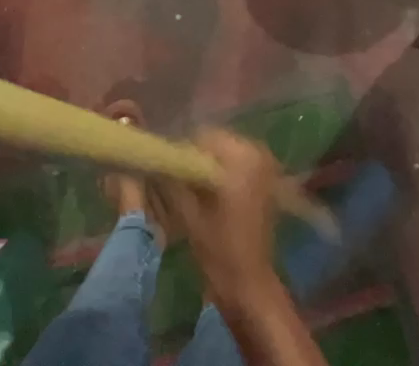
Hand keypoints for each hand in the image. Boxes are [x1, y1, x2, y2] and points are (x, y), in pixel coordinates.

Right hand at [160, 130, 284, 309]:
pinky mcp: (267, 178)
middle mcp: (258, 153)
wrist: (249, 283)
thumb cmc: (217, 250)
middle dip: (194, 157)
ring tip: (193, 190)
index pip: (201, 136)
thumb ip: (169, 179)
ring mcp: (266, 164)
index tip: (166, 171)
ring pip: (224, 151)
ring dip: (207, 164)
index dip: (180, 151)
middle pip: (214, 141)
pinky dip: (221, 171)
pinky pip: (237, 162)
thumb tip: (150, 158)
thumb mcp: (187, 212)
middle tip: (177, 182)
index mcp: (240, 158)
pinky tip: (209, 193)